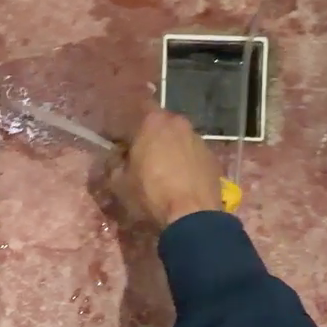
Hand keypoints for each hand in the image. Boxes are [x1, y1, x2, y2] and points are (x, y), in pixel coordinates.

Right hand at [114, 110, 223, 226]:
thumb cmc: (151, 194)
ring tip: (163, 172)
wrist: (192, 215)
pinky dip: (186, 163)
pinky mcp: (213, 157)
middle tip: (141, 156)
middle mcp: (178, 123)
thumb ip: (113, 165)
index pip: (135, 111)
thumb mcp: (119, 183)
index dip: (126, 127)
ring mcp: (199, 139)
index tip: (120, 142)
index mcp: (153, 122)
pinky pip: (193, 155)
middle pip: (160, 125)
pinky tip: (181, 182)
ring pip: (179, 139)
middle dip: (150, 137)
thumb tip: (115, 160)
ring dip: (170, 149)